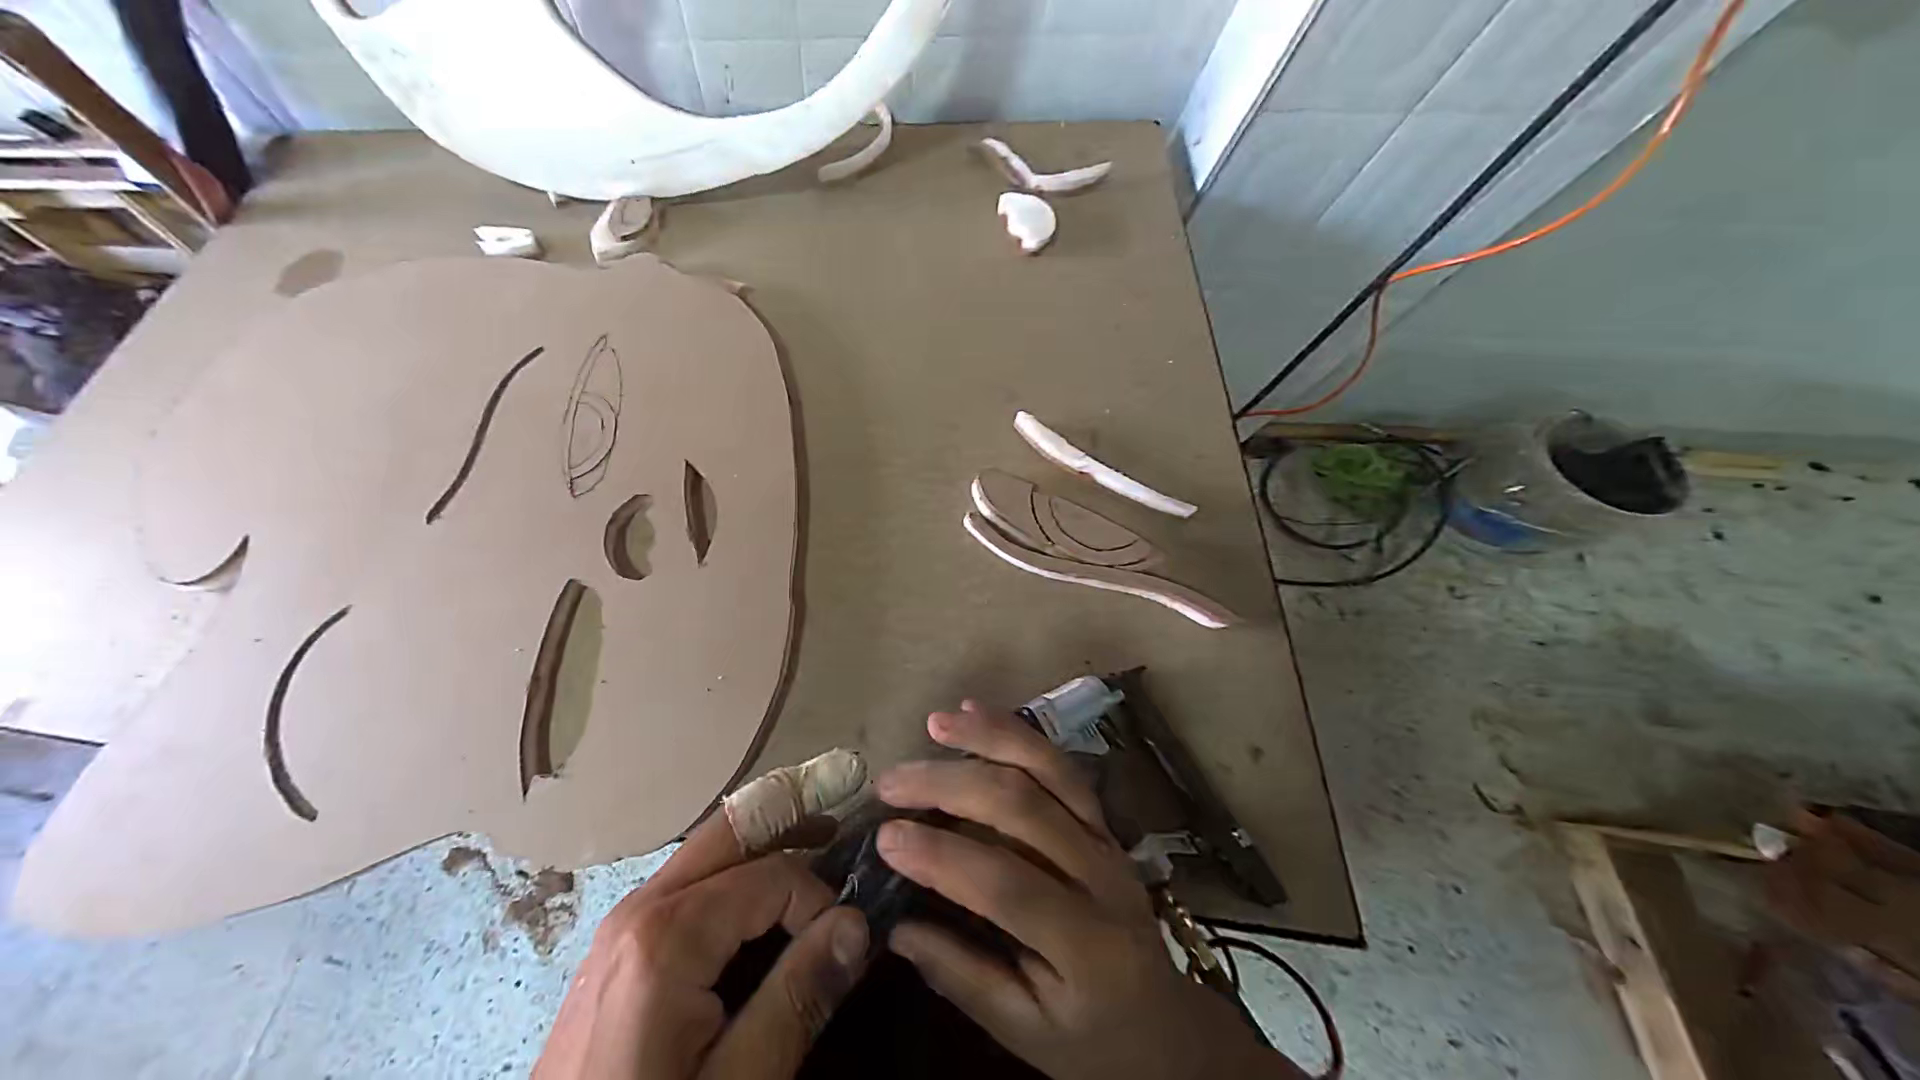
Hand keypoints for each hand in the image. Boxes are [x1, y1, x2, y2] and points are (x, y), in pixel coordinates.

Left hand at [533, 811, 869, 1079]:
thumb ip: (798, 995)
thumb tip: (856, 923)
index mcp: (668, 934)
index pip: (771, 874)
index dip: (818, 898)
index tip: (843, 943)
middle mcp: (639, 908)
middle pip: (730, 831)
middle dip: (791, 816)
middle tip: (842, 818)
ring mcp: (620, 926)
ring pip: (706, 854)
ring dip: (763, 844)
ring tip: (814, 850)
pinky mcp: (615, 951)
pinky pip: (685, 889)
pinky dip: (732, 877)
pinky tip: (760, 903)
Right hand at [875, 701, 1303, 1079]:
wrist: (1165, 1024)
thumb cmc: (1092, 1039)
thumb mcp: (1026, 1033)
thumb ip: (961, 977)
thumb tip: (895, 925)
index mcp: (1088, 945)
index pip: (1008, 884)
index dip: (943, 855)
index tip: (886, 836)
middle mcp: (1102, 876)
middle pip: (1025, 808)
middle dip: (950, 786)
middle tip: (891, 784)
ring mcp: (1106, 838)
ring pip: (1049, 769)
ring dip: (989, 738)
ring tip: (936, 722)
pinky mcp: (1101, 820)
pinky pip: (1060, 766)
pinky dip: (1017, 734)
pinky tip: (977, 711)